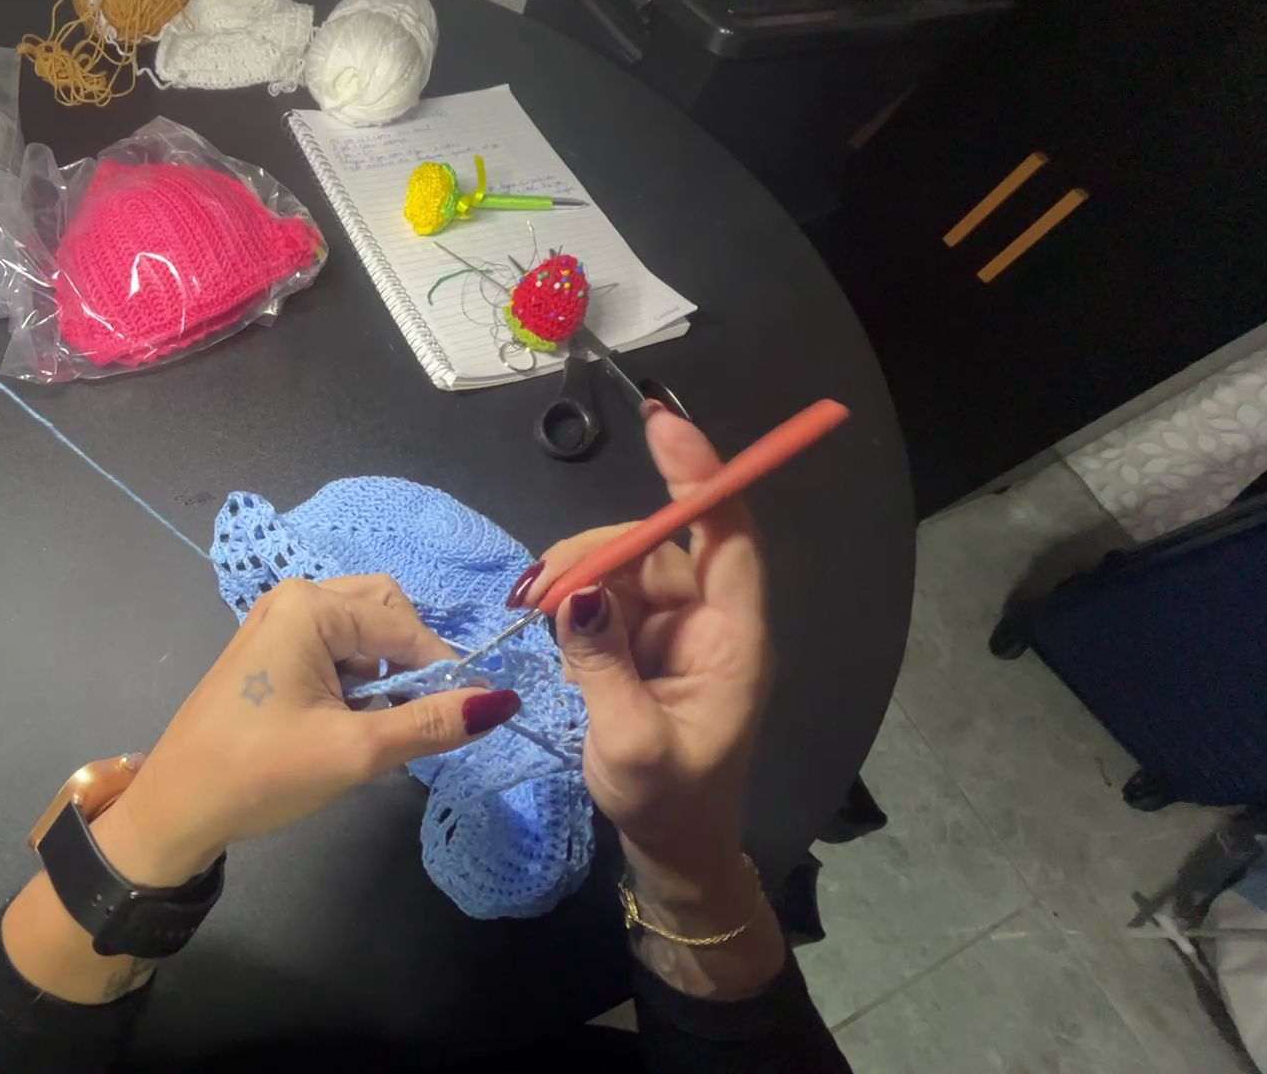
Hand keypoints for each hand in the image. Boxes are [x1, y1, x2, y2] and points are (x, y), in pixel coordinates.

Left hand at [94, 576, 521, 887]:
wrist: (175, 808)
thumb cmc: (261, 773)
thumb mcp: (354, 750)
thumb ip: (430, 722)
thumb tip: (502, 701)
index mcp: (310, 607)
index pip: (403, 625)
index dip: (443, 668)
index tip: (470, 713)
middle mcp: (292, 599)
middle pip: (382, 610)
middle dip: (409, 659)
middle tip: (417, 714)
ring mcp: (275, 621)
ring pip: (359, 629)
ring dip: (383, 668)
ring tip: (379, 722)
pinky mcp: (268, 649)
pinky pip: (331, 645)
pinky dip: (355, 675)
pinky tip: (350, 716)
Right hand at [509, 409, 771, 870]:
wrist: (668, 841)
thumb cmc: (668, 801)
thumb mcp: (632, 742)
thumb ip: (604, 664)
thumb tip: (576, 590)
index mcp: (732, 639)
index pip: (727, 538)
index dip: (702, 477)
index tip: (663, 425)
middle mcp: (703, 619)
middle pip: (654, 547)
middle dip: (596, 555)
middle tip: (541, 594)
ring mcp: (666, 626)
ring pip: (618, 566)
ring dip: (574, 575)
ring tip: (535, 610)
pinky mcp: (633, 638)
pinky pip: (599, 594)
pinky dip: (569, 597)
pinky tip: (544, 615)